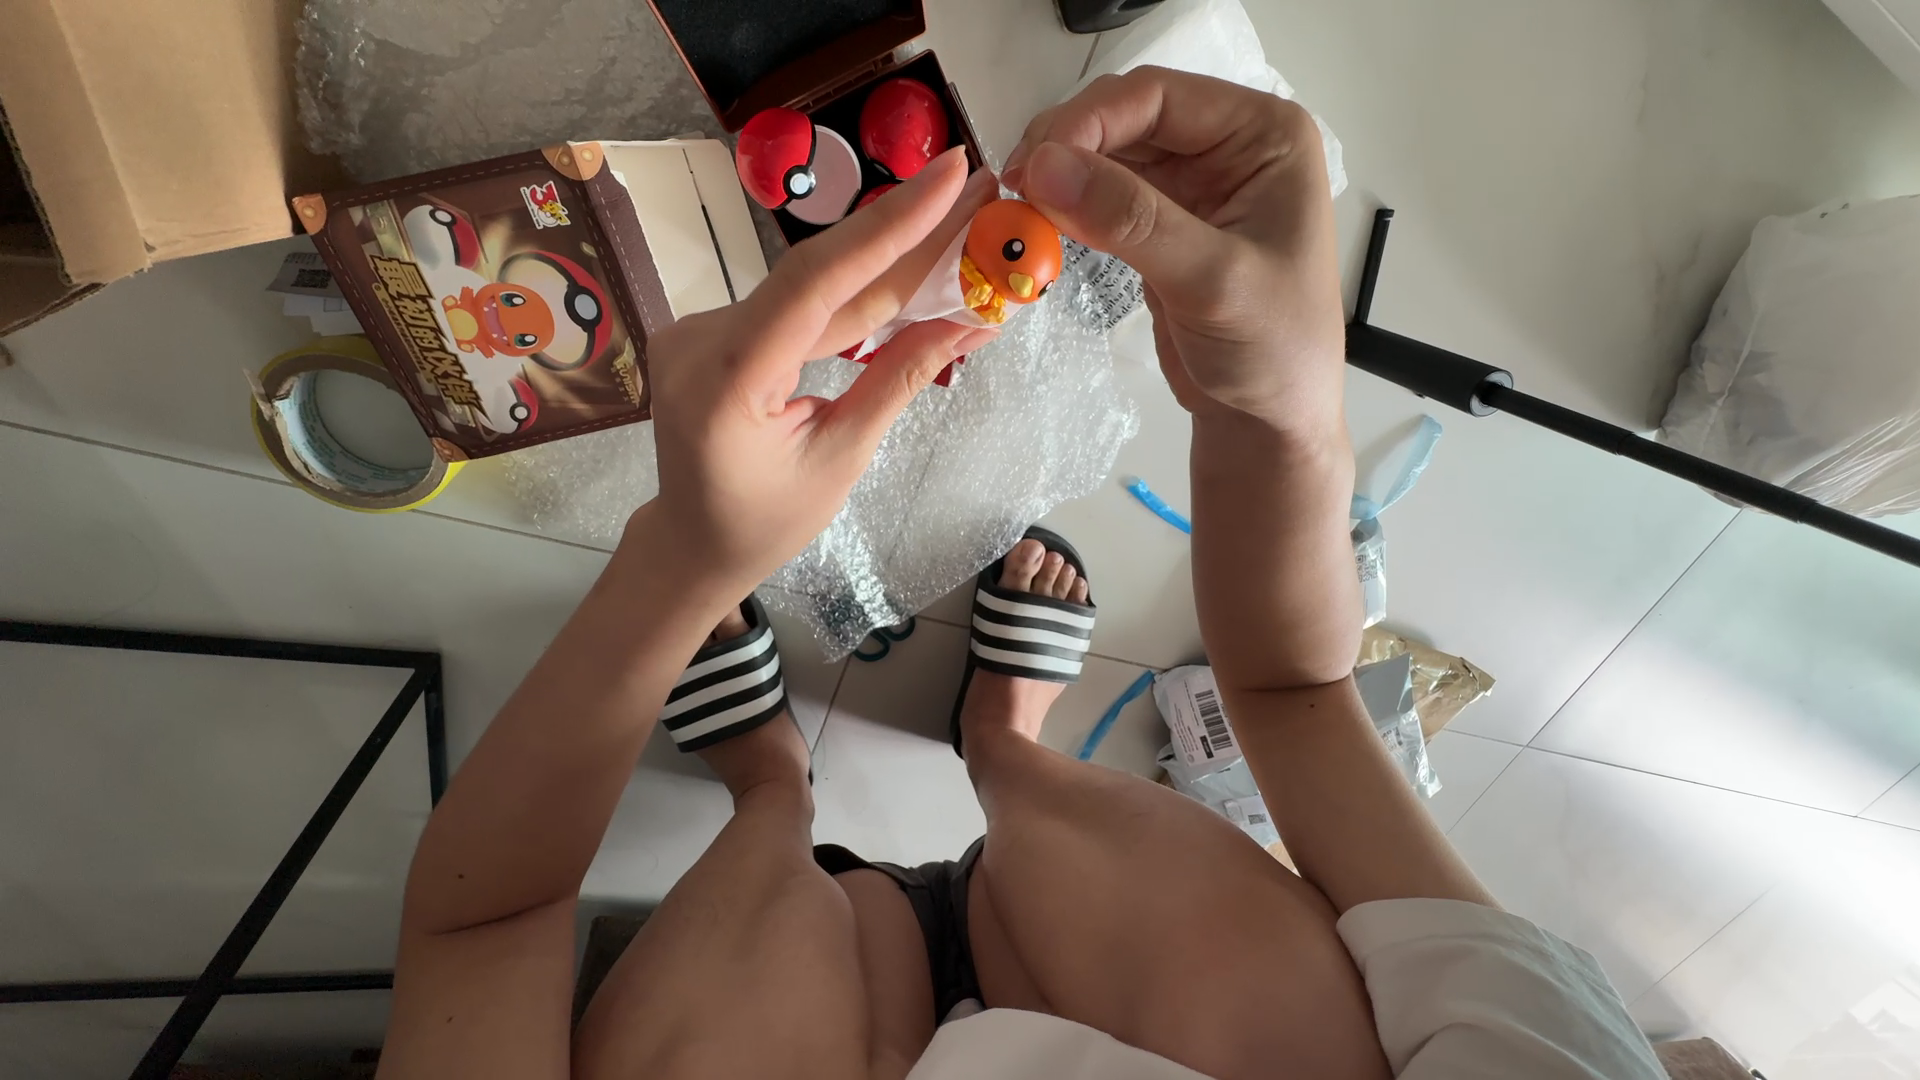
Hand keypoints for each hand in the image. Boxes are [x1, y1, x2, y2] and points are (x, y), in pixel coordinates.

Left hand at [637, 149, 998, 595]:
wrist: (693, 541)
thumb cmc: (765, 522)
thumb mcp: (840, 460)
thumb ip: (895, 383)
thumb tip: (965, 326)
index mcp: (724, 380)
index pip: (814, 283)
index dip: (888, 227)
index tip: (951, 178)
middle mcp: (703, 338)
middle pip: (819, 274)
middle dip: (904, 234)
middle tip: (974, 190)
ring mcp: (705, 330)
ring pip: (812, 288)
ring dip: (887, 262)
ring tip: (957, 226)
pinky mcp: (720, 334)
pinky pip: (797, 309)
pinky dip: (854, 299)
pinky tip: (907, 273)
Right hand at [1003, 67, 1343, 437]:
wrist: (1265, 418)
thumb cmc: (1268, 349)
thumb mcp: (1210, 280)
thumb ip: (1131, 220)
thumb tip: (1042, 167)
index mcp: (1262, 137)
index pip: (1160, 98)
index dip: (1089, 121)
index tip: (1032, 165)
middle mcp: (1227, 150)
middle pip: (1128, 119)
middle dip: (1067, 146)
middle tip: (1014, 186)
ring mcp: (1192, 190)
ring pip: (1109, 158)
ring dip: (1061, 178)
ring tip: (1017, 206)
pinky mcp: (1162, 230)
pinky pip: (1105, 201)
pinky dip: (1069, 209)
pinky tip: (1041, 225)